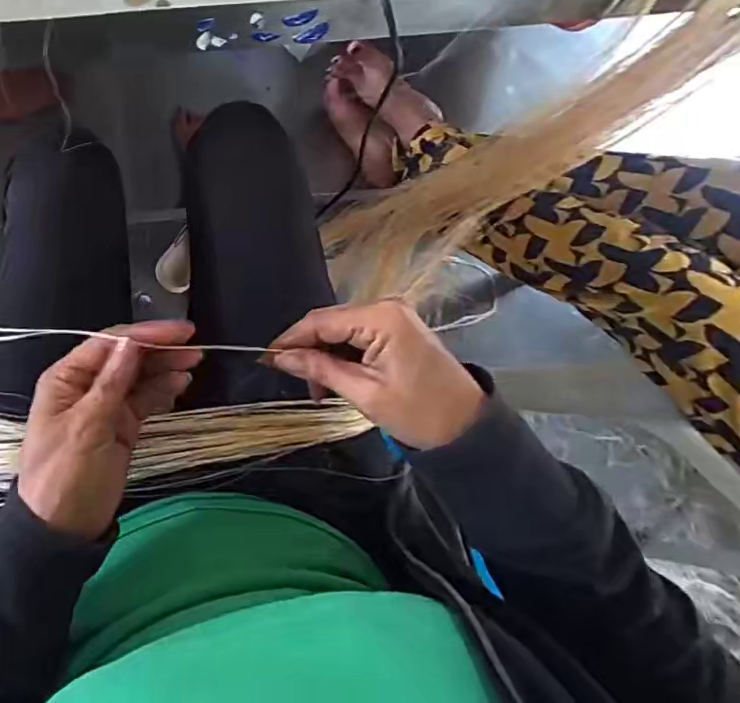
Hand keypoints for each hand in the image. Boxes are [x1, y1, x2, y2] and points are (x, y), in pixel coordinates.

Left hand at [15, 321, 200, 539]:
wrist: (60, 528)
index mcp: (66, 377)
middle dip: (158, 349)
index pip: (108, 343)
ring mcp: (104, 407)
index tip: (180, 331)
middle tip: (196, 347)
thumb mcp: (87, 427)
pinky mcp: (119, 427)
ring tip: (195, 362)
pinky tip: (180, 383)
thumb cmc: (64, 474)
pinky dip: (161, 391)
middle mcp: (84, 386)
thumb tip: (130, 342)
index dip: (144, 334)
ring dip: (164, 368)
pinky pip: (142, 401)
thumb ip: (110, 383)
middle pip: (125, 357)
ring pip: (137, 377)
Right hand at [264, 300, 485, 448]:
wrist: (473, 432)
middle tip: (294, 379)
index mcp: (380, 317)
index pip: (319, 322)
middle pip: (327, 323)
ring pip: (337, 329)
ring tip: (317, 386)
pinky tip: (334, 376)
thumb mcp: (364, 393)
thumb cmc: (421, 414)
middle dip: (306, 350)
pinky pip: (354, 334)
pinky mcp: (395, 328)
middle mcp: (385, 307)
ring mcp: (392, 316)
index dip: (289, 339)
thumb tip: (277, 357)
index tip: (265, 358)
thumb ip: (318, 369)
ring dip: (322, 355)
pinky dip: (339, 355)